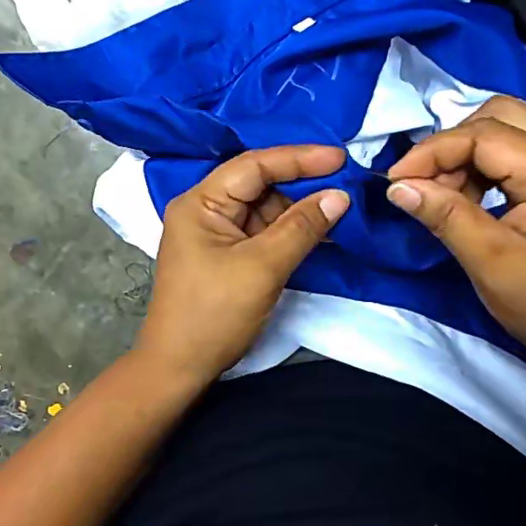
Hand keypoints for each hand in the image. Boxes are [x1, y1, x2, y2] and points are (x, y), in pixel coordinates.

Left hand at [134, 145, 349, 383]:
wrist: (180, 367)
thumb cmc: (214, 314)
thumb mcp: (262, 268)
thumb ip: (301, 228)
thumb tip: (338, 196)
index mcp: (200, 203)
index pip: (253, 166)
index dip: (298, 158)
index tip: (340, 158)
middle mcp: (203, 210)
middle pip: (258, 184)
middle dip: (300, 185)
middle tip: (346, 186)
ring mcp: (213, 234)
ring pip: (263, 209)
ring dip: (298, 211)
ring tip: (340, 210)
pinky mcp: (225, 255)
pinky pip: (261, 232)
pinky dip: (288, 232)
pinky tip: (319, 232)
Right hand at [384, 97, 525, 383]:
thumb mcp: (494, 266)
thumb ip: (446, 218)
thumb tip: (398, 186)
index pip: (486, 135)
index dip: (433, 151)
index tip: (395, 182)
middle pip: (504, 117)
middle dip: (454, 143)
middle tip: (425, 183)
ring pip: (513, 134)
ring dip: (469, 157)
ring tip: (444, 199)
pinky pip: (522, 160)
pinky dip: (487, 172)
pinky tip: (471, 204)